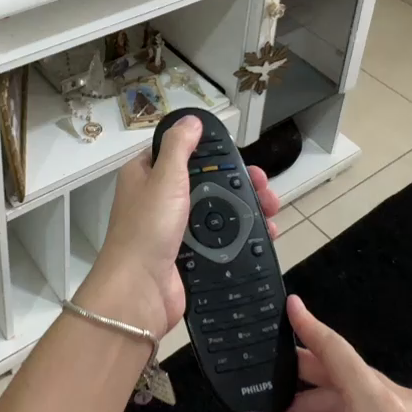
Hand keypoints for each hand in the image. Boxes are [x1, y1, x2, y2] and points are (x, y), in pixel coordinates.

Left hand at [75, 115, 282, 337]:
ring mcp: (174, 230)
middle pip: (206, 183)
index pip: (180, 153)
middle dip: (237, 183)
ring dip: (245, 210)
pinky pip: (219, 240)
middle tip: (266, 187)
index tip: (239, 157)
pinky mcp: (188, 256)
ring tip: (272, 211)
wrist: (139, 292)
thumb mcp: (164, 176)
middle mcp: (158, 200)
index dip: (211, 152)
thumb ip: (179, 146)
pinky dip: (240, 237)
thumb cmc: (148, 227)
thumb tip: (192, 120)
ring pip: (216, 212)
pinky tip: (263, 235)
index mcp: (145, 175)